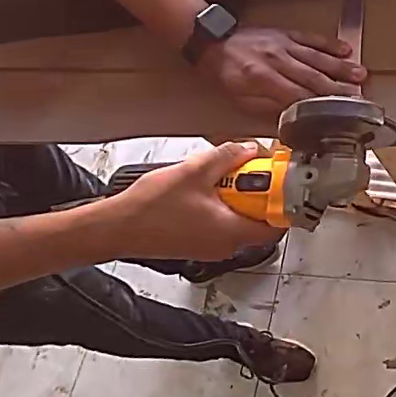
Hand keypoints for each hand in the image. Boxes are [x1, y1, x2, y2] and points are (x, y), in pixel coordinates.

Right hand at [91, 142, 283, 260]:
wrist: (113, 229)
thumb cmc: (149, 209)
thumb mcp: (195, 172)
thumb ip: (227, 157)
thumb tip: (249, 149)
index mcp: (232, 233)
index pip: (277, 225)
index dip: (283, 204)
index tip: (282, 184)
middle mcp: (225, 245)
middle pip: (259, 220)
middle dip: (258, 196)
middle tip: (250, 174)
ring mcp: (210, 247)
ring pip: (238, 221)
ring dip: (238, 199)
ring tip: (223, 179)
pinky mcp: (196, 244)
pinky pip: (221, 225)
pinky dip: (222, 207)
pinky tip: (206, 190)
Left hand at [194, 26, 365, 114]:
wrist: (213, 42)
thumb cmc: (226, 74)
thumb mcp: (240, 100)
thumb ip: (268, 109)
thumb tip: (293, 119)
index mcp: (263, 79)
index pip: (297, 95)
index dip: (318, 106)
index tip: (337, 114)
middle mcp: (277, 60)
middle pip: (313, 77)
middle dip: (337, 88)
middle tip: (359, 96)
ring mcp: (284, 45)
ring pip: (317, 57)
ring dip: (340, 67)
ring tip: (360, 74)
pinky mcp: (287, 34)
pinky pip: (311, 38)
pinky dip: (329, 44)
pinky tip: (346, 49)